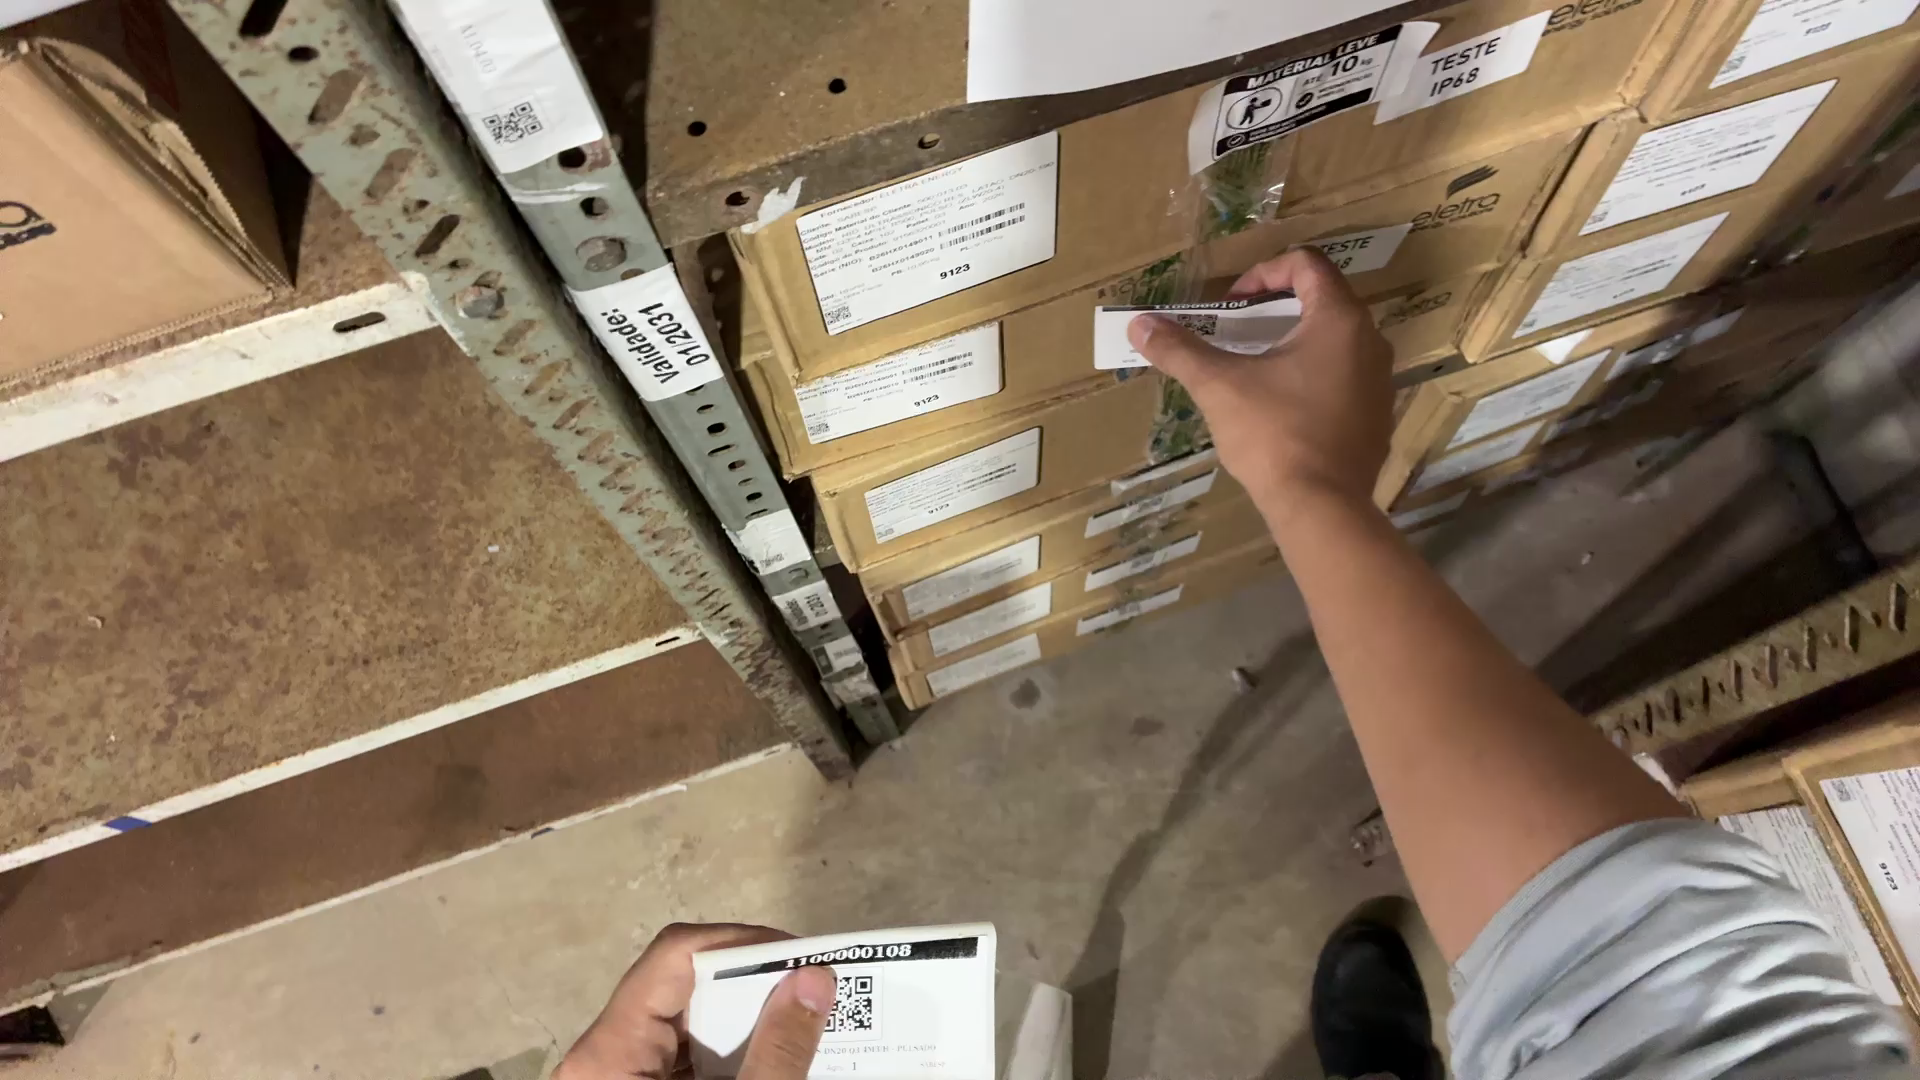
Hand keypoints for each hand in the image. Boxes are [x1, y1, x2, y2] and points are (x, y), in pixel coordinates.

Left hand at [555, 922, 835, 1079]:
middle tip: (812, 989)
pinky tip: (770, 1055)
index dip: (740, 942)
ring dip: (749, 1016)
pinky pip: (689, 1053)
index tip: (799, 959)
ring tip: (802, 1018)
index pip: (675, 953)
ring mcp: (620, 1075)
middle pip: (686, 982)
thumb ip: (775, 1054)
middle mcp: (605, 1056)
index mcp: (608, 1053)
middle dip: (754, 980)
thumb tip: (818, 976)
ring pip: (692, 1019)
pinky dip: (734, 1050)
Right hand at [1128, 247, 1393, 519]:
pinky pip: (1341, 381)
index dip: (1262, 273)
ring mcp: (1378, 382)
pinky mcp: (1375, 418)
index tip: (1230, 304)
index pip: (1307, 265)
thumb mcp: (1218, 386)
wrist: (1320, 505)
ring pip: (1332, 344)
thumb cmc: (1272, 433)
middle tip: (1234, 335)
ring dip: (1290, 346)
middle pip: (1321, 303)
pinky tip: (1278, 411)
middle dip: (1272, 312)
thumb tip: (1138, 323)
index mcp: (1338, 320)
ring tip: (1252, 373)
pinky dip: (1309, 380)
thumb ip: (1180, 350)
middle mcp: (1370, 342)